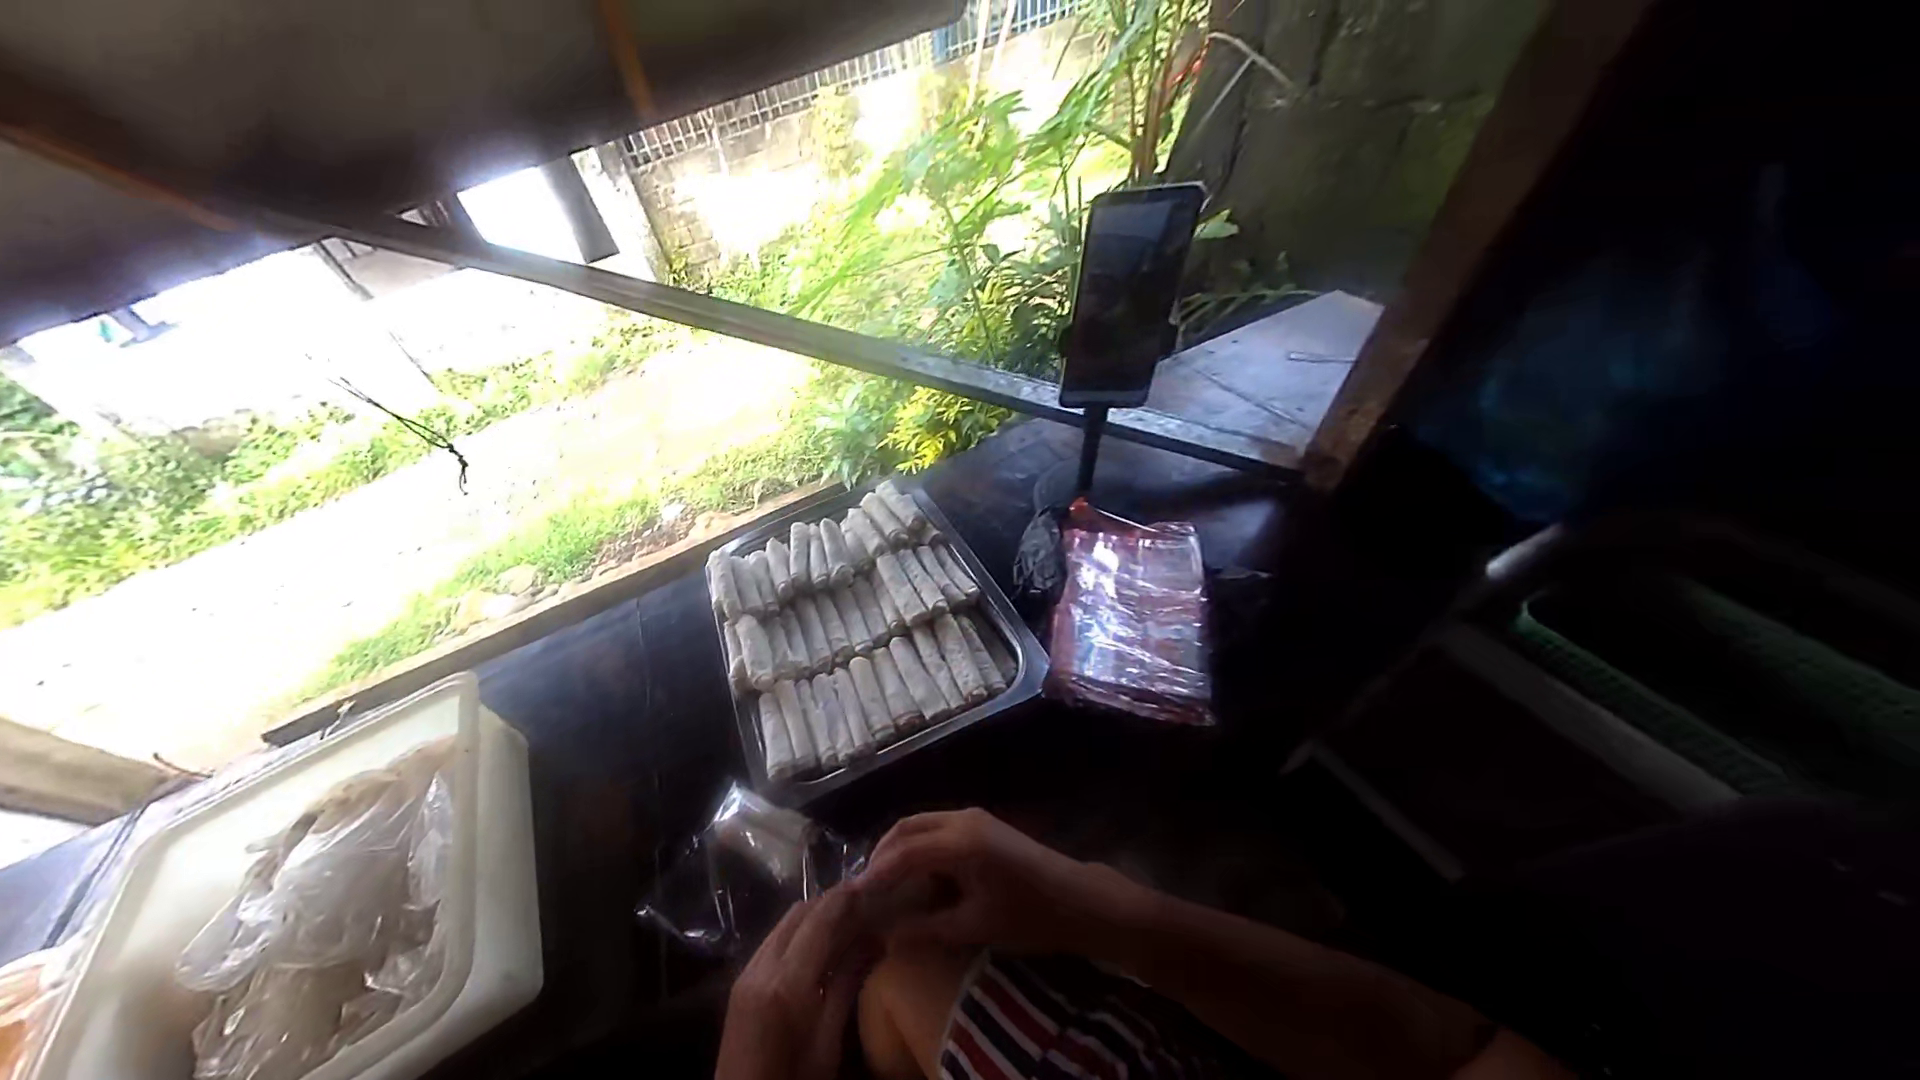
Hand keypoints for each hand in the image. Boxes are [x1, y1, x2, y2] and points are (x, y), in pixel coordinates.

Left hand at [715, 884, 877, 1079]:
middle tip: (865, 901)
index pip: (820, 919)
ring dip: (815, 913)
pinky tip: (819, 944)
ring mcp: (746, 973)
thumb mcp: (827, 1045)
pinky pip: (773, 940)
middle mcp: (761, 966)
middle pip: (800, 912)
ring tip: (847, 918)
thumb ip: (847, 985)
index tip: (872, 883)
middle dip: (832, 901)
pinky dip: (799, 931)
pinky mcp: (740, 983)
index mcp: (786, 984)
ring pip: (785, 922)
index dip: (846, 897)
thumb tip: (875, 939)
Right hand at [854, 808, 1145, 952]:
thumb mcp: (975, 926)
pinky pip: (936, 826)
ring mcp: (974, 817)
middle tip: (864, 887)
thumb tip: (887, 934)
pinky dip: (917, 844)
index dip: (876, 874)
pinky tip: (912, 871)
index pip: (905, 852)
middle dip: (882, 853)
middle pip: (908, 827)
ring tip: (882, 881)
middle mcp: (963, 818)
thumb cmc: (1029, 916)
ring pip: (921, 823)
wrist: (1077, 899)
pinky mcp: (981, 823)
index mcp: (962, 841)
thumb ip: (927, 927)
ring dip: (898, 847)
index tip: (853, 896)